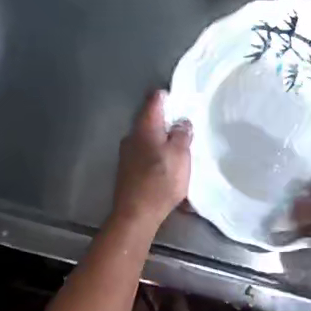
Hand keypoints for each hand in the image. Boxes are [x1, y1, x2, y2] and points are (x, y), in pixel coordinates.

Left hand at [111, 91, 191, 230]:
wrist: (136, 213)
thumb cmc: (161, 181)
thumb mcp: (180, 154)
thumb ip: (181, 134)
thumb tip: (181, 122)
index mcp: (144, 128)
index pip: (153, 101)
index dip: (167, 96)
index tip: (179, 97)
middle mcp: (131, 136)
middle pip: (149, 120)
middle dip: (165, 120)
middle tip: (184, 123)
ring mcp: (126, 154)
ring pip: (146, 138)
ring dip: (160, 139)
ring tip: (178, 145)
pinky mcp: (127, 170)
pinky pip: (144, 153)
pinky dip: (155, 154)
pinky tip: (166, 163)